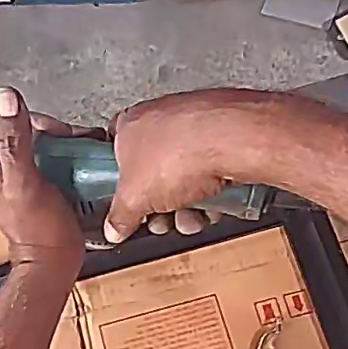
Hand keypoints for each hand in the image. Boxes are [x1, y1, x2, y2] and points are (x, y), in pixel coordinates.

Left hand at [0, 87, 83, 270]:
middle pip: (36, 132)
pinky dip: (74, 160)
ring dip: (72, 148)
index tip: (64, 140)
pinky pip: (58, 161)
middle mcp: (2, 166)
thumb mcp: (24, 181)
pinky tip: (87, 167)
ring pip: (50, 145)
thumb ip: (15, 141)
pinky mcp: (42, 185)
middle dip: (63, 138)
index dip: (44, 126)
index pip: (16, 122)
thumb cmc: (38, 230)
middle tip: (80, 152)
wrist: (55, 260)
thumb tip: (6, 98)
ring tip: (88, 158)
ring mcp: (24, 175)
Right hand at [103, 89, 278, 243]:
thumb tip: (114, 228)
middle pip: (152, 175)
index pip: (114, 155)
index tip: (128, 207)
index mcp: (129, 125)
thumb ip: (120, 216)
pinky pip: (210, 174)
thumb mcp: (134, 198)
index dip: (120, 185)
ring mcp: (194, 128)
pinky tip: (215, 208)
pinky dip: (211, 194)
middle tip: (163, 221)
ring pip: (183, 178)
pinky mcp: (223, 140)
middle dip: (159, 207)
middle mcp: (160, 120)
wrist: (233, 140)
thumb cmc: (181, 154)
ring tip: (193, 220)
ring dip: (187, 208)